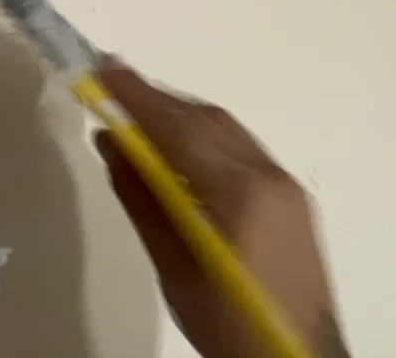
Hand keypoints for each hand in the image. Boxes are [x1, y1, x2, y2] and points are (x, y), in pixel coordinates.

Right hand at [95, 61, 345, 357]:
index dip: (137, 96)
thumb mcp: (172, 269)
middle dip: (155, 99)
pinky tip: (178, 141)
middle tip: (110, 85)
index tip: (102, 68)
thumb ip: (140, 198)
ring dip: (178, 113)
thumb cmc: (227, 327)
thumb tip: (109, 140)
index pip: (179, 129)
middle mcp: (269, 177)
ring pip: (224, 127)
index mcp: (239, 197)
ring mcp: (287, 184)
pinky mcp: (293, 195)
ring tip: (137, 111)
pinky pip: (240, 145)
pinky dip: (203, 132)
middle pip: (204, 119)